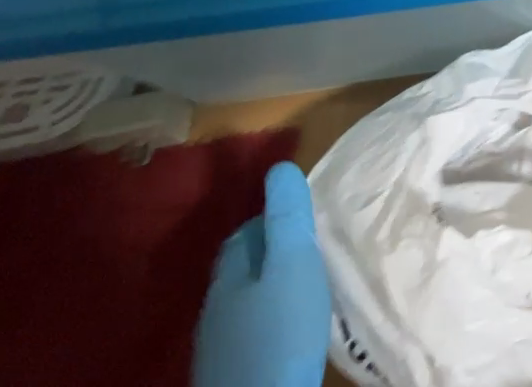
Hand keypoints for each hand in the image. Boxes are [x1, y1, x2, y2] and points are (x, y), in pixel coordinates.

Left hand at [194, 162, 331, 386]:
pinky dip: (274, 314)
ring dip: (275, 284)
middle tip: (314, 243)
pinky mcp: (234, 367)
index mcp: (229, 272)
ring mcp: (221, 339)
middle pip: (244, 264)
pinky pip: (254, 326)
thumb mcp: (292, 264)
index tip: (307, 214)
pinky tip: (295, 322)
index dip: (274, 218)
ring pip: (248, 296)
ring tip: (312, 279)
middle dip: (274, 249)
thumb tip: (280, 165)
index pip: (246, 232)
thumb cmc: (280, 328)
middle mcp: (218, 302)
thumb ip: (287, 218)